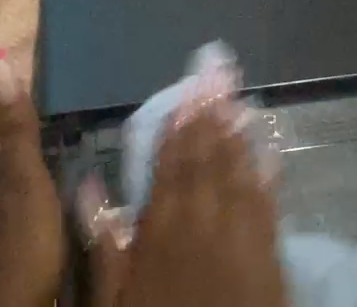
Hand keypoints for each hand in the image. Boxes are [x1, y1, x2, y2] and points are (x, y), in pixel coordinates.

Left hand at [0, 50, 65, 306]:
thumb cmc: (18, 243)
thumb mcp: (26, 177)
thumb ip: (15, 126)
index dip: (4, 153)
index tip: (20, 145)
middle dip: (6, 185)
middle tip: (37, 180)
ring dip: (8, 219)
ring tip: (35, 217)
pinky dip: (8, 252)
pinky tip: (24, 259)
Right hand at [93, 103, 287, 306]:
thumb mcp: (113, 297)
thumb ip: (102, 240)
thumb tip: (87, 185)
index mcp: (163, 228)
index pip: (172, 166)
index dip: (180, 126)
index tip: (187, 90)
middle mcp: (204, 221)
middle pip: (208, 159)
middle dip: (212, 114)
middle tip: (218, 72)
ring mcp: (241, 235)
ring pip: (239, 172)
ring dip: (238, 133)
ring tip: (238, 96)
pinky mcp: (269, 254)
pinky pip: (268, 204)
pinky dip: (268, 173)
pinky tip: (269, 150)